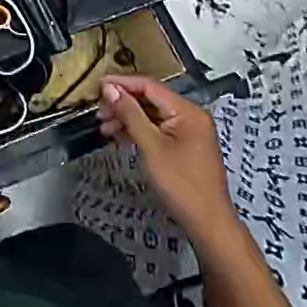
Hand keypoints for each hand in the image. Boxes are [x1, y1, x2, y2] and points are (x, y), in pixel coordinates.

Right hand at [98, 76, 239, 247]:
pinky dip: (139, 131)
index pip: (150, 86)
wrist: (208, 223)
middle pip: (151, 100)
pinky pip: (158, 130)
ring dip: (128, 118)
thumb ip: (131, 115)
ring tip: (104, 126)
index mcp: (187, 111)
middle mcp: (190, 116)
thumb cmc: (181, 185)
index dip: (123, 83)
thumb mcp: (151, 147)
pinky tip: (119, 136)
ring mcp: (188, 132)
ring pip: (152, 116)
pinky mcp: (184, 146)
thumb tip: (111, 90)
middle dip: (123, 103)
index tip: (98, 85)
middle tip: (98, 111)